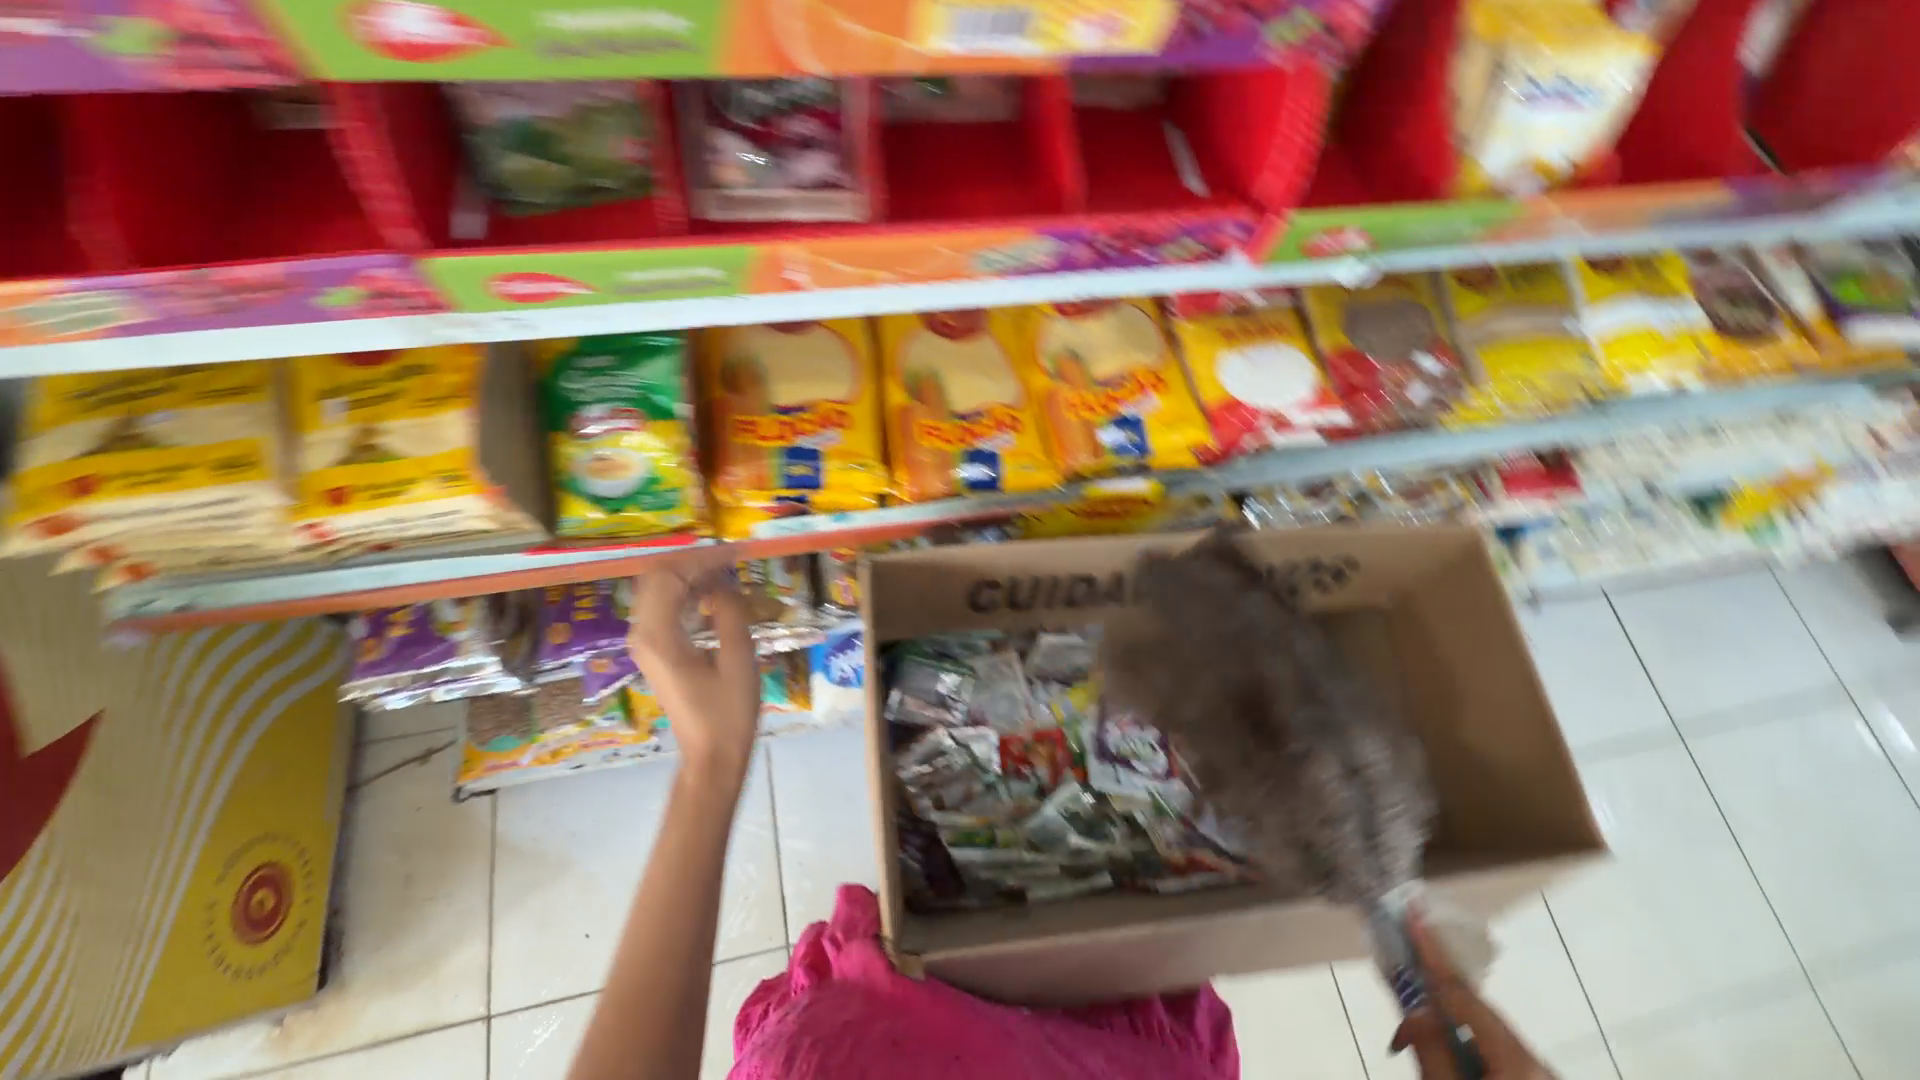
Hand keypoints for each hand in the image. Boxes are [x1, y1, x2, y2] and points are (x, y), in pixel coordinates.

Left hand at [627, 569, 760, 783]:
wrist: (711, 757)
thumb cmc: (728, 714)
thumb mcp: (738, 661)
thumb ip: (729, 615)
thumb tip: (724, 586)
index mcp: (658, 636)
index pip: (669, 575)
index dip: (703, 558)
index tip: (738, 552)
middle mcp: (642, 634)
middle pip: (656, 577)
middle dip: (694, 562)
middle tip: (732, 559)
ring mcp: (645, 643)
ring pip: (657, 590)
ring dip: (690, 575)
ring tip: (727, 572)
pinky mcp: (655, 651)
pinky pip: (663, 607)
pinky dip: (686, 593)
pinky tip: (713, 596)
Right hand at [1390, 912, 1551, 1078]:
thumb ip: (1431, 1050)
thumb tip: (1415, 1007)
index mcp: (1517, 1063)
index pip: (1463, 996)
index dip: (1433, 954)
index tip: (1414, 913)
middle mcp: (1538, 1066)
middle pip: (1477, 1016)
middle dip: (1435, 1003)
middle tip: (1400, 988)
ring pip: (1487, 1042)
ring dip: (1451, 1039)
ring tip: (1425, 1058)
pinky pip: (1498, 1061)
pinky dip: (1469, 1057)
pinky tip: (1453, 1068)